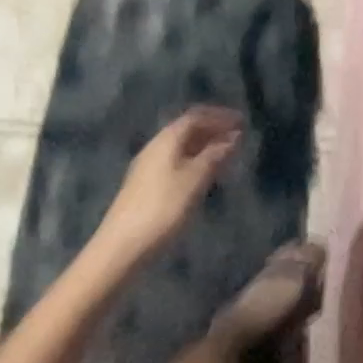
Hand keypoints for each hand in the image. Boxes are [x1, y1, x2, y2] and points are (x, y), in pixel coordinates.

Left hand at [94, 106, 242, 265]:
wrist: (121, 246)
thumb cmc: (162, 208)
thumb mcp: (194, 181)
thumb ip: (214, 156)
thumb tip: (232, 138)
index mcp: (167, 139)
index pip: (196, 116)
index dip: (220, 116)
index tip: (242, 123)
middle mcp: (156, 146)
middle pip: (187, 130)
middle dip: (213, 131)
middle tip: (237, 139)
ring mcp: (148, 166)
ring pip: (181, 147)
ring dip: (204, 147)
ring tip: (226, 157)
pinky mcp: (145, 185)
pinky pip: (175, 162)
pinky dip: (194, 162)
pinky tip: (204, 176)